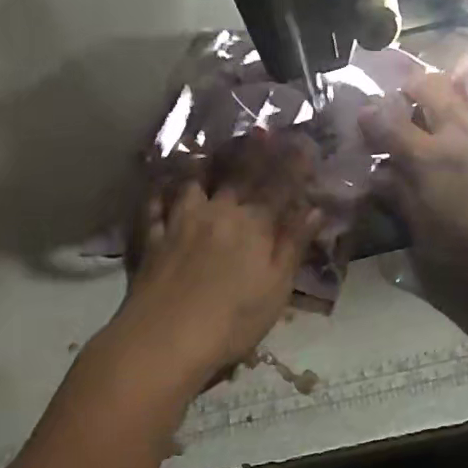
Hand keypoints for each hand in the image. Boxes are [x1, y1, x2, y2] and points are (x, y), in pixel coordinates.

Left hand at [105, 128, 320, 390]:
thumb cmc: (233, 320)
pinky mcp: (153, 239)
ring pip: (193, 183)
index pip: (279, 188)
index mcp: (254, 226)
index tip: (304, 144)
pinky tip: (159, 184)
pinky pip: (155, 206)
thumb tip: (314, 209)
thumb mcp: (276, 288)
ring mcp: (181, 223)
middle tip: (262, 129)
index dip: (293, 166)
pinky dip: (159, 192)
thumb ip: (293, 245)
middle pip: (239, 177)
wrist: (168, 337)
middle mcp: (218, 213)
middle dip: (254, 152)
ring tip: (208, 148)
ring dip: (204, 164)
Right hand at [362, 57, 467, 289]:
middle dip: (413, 90)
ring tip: (462, 99)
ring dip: (464, 79)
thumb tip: (383, 179)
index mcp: (425, 161)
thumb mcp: (426, 251)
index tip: (366, 124)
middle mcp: (460, 128)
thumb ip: (403, 206)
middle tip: (412, 111)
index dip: (370, 119)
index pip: (385, 121)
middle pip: (428, 83)